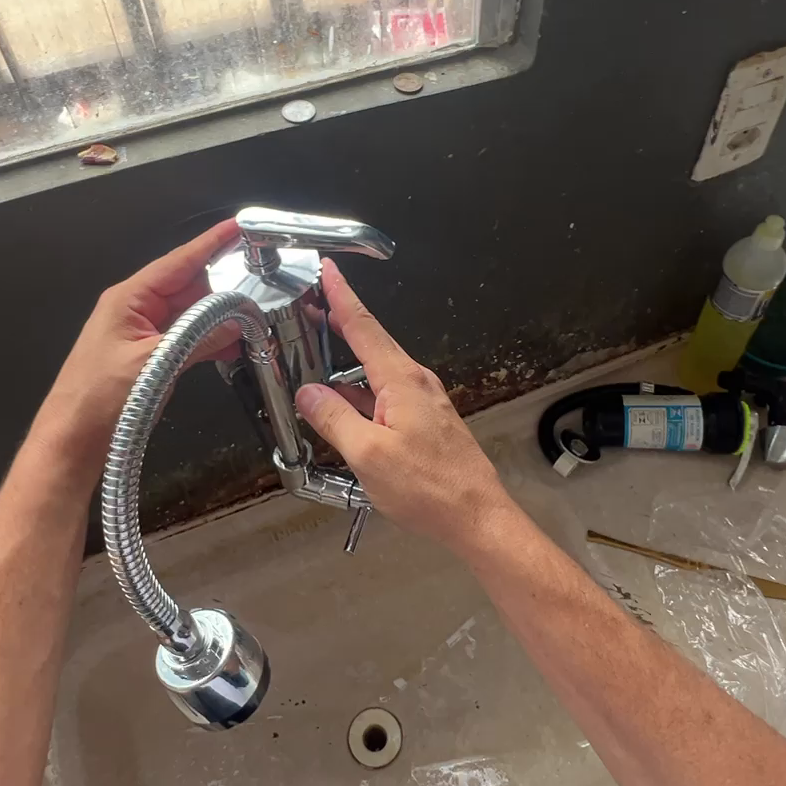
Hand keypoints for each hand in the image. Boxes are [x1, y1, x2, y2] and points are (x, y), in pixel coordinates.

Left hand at [34, 218, 242, 457]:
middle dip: (224, 288)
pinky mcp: (150, 354)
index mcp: (129, 298)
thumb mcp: (154, 363)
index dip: (210, 244)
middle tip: (258, 291)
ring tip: (251, 323)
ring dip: (219, 319)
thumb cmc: (98, 397)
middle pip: (189, 287)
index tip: (237, 228)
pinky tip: (231, 347)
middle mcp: (137, 308)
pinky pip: (187, 337)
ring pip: (191, 314)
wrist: (73, 438)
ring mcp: (144, 332)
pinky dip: (209, 340)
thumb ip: (199, 339)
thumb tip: (236, 323)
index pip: (178, 261)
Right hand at [294, 258, 521, 550]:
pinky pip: (386, 395)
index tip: (328, 270)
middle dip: (340, 323)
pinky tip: (345, 406)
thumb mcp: (368, 454)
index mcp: (401, 380)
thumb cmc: (430, 488)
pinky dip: (361, 392)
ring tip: (318, 360)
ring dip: (348, 363)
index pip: (364, 326)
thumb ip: (334, 419)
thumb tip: (309, 395)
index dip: (342, 296)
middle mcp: (416, 383)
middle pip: (371, 342)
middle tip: (313, 306)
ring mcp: (423, 402)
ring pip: (377, 372)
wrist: (476, 515)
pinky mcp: (426, 421)